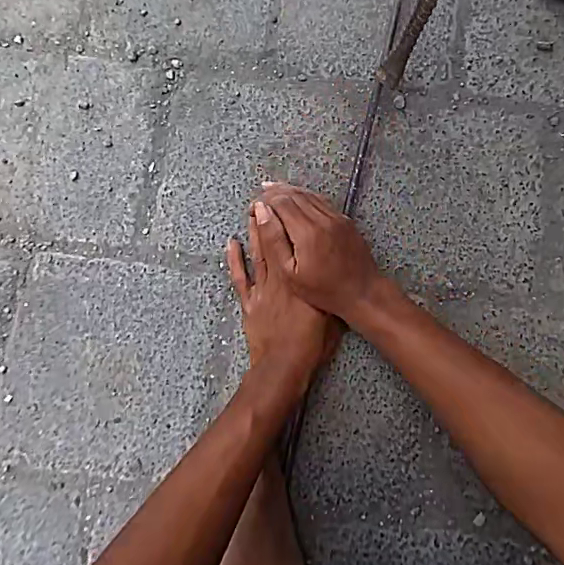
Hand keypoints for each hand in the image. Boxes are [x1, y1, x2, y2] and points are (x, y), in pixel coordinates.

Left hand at [227, 196, 338, 391]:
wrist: (285, 367)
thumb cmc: (314, 341)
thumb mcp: (332, 312)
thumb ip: (328, 289)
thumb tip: (332, 270)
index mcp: (301, 277)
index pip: (292, 242)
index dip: (285, 220)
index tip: (282, 201)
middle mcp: (280, 278)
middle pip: (271, 242)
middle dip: (267, 218)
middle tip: (262, 197)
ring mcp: (262, 291)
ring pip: (257, 254)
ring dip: (253, 232)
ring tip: (250, 211)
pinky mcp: (250, 305)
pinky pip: (240, 279)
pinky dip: (235, 260)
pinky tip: (231, 243)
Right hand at [255, 183, 387, 321]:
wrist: (362, 292)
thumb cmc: (325, 291)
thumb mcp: (290, 273)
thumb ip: (274, 240)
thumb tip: (261, 213)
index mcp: (307, 232)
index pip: (281, 202)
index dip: (264, 202)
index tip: (253, 207)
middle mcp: (323, 219)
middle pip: (294, 195)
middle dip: (274, 194)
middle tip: (260, 198)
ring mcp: (337, 218)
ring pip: (309, 195)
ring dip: (290, 192)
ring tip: (273, 193)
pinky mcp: (345, 221)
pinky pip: (322, 201)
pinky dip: (306, 197)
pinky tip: (298, 201)